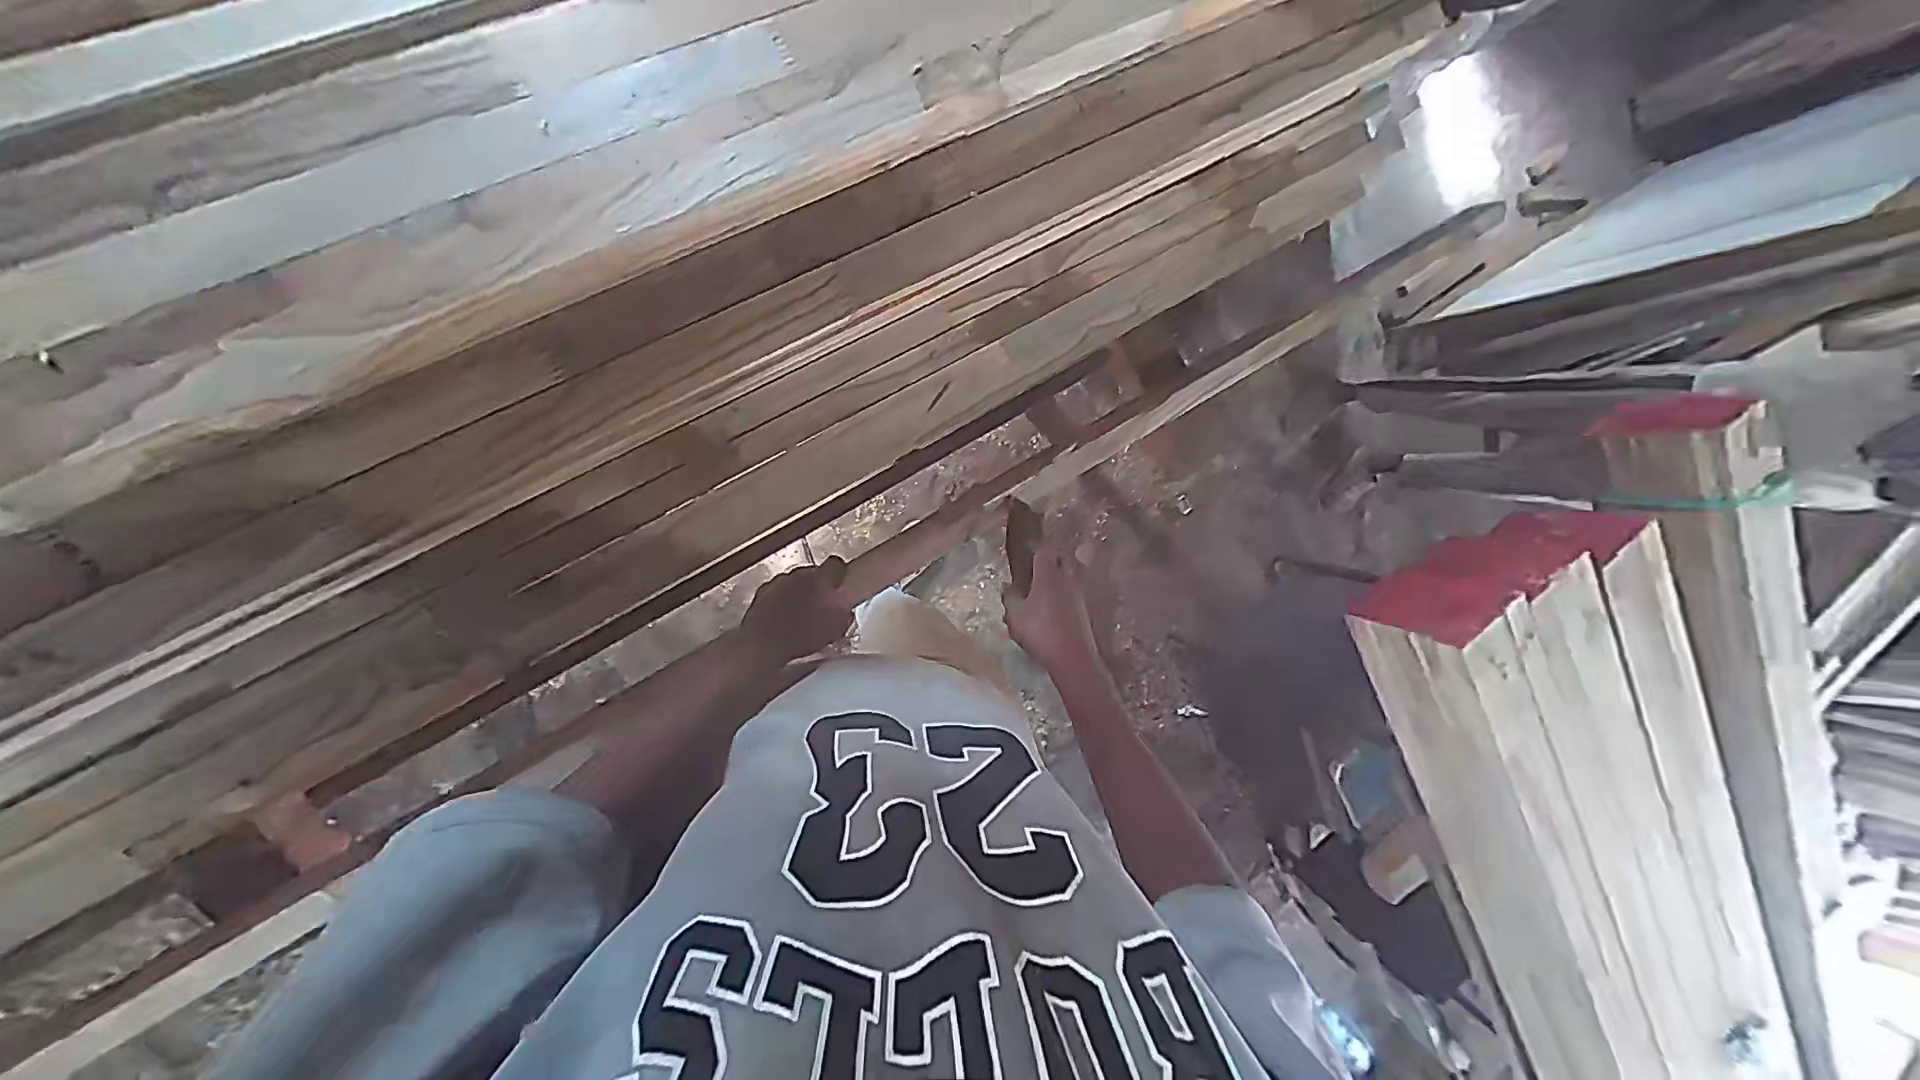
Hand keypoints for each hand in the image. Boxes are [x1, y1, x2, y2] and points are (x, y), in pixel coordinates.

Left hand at [739, 558, 854, 662]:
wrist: (766, 642)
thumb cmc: (803, 635)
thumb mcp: (835, 629)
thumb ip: (844, 614)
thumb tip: (846, 610)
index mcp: (823, 579)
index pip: (836, 564)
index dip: (839, 573)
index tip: (840, 584)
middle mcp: (801, 574)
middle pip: (814, 572)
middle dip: (818, 585)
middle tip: (821, 604)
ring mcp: (780, 581)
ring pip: (795, 580)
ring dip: (799, 591)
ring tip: (800, 612)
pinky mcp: (764, 590)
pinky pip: (778, 590)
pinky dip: (781, 598)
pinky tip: (782, 615)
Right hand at [1003, 518, 1098, 673]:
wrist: (1073, 657)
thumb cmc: (1040, 631)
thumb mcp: (1015, 615)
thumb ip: (1010, 597)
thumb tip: (1009, 586)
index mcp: (1048, 574)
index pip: (1043, 549)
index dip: (1034, 545)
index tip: (1025, 544)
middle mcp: (1066, 577)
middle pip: (1059, 557)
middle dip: (1048, 556)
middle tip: (1033, 562)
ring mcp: (1078, 593)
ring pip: (1067, 574)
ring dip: (1056, 574)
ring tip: (1041, 583)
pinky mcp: (1083, 608)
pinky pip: (1070, 590)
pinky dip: (1061, 590)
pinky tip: (1051, 603)